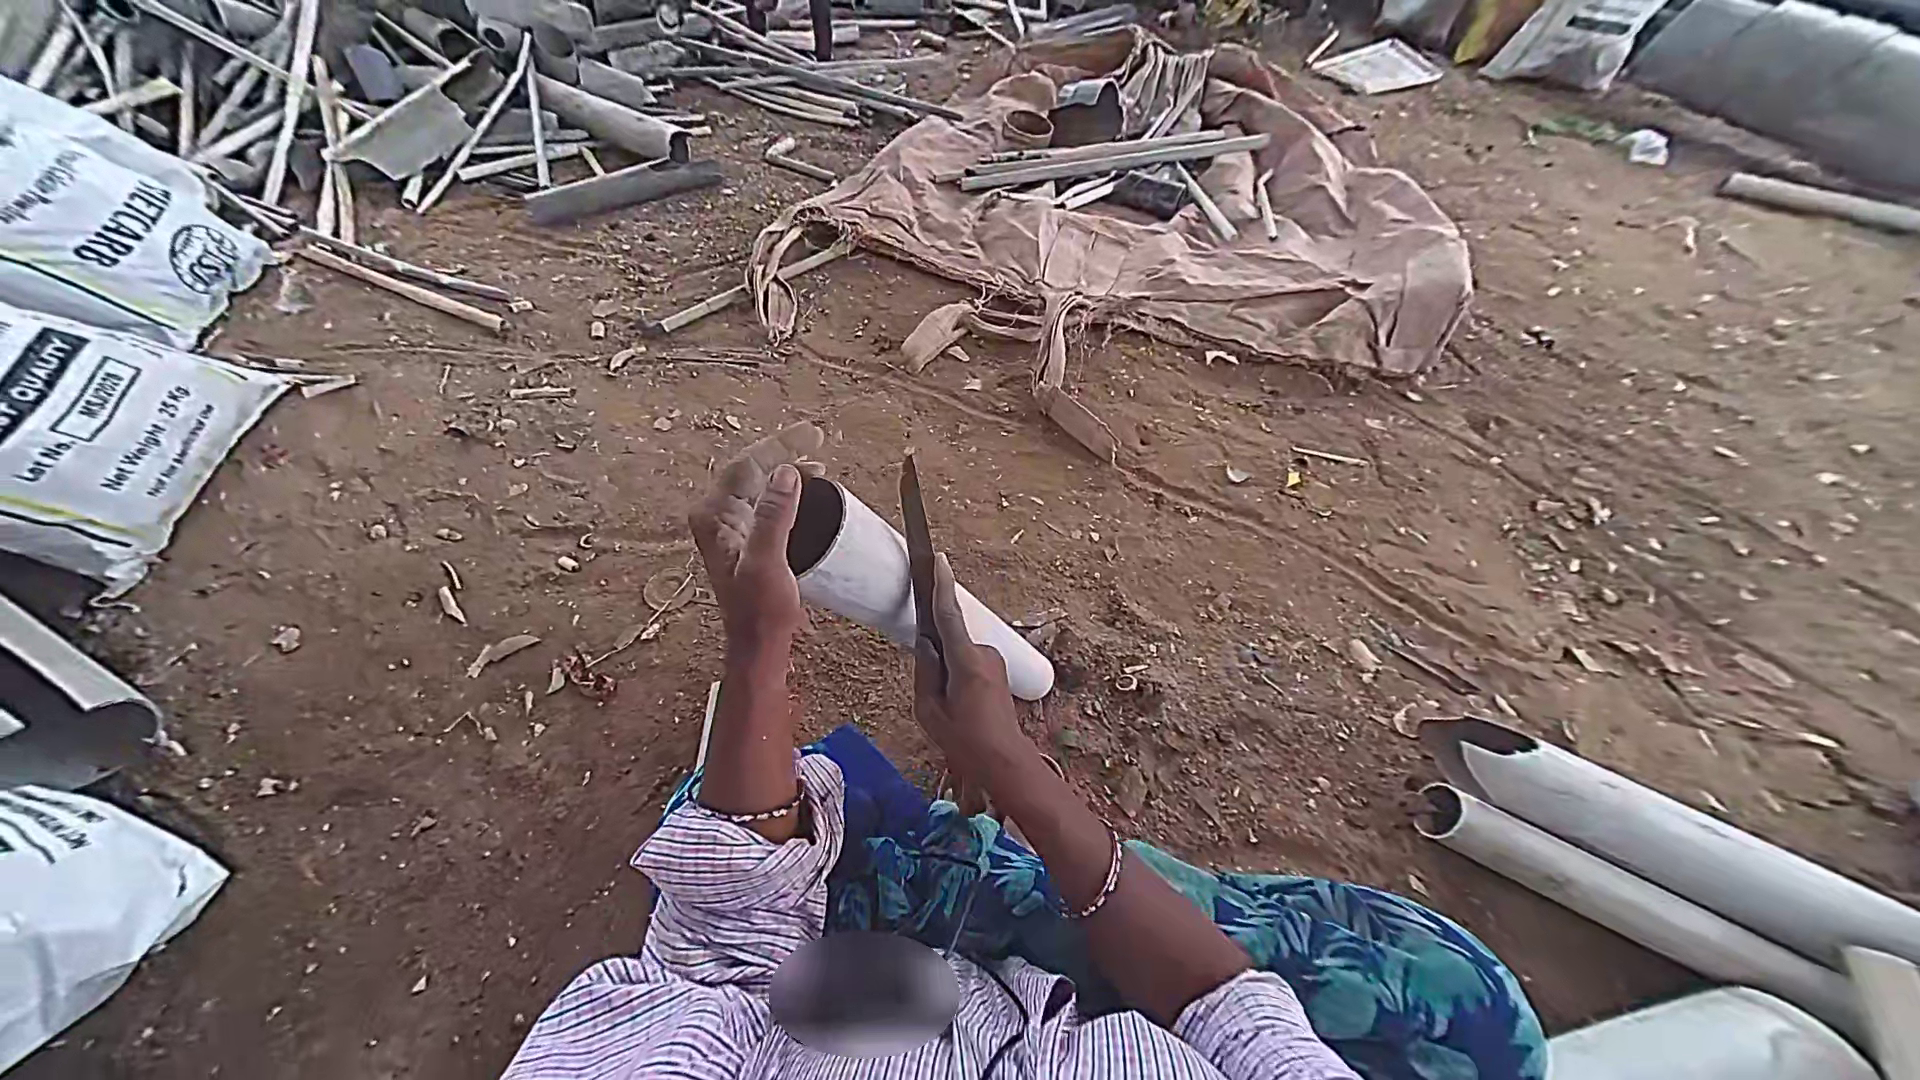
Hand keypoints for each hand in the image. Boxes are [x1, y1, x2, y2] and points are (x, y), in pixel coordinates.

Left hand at [689, 422, 824, 649]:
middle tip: (816, 440)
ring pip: (758, 483)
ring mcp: (730, 527)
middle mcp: (716, 518)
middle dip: (783, 452)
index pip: (746, 466)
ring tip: (816, 461)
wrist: (758, 643)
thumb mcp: (769, 562)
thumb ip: (775, 516)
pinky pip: (764, 500)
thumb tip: (786, 473)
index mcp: (714, 518)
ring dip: (786, 468)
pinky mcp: (746, 538)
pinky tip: (804, 486)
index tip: (811, 436)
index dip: (780, 447)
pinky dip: (786, 488)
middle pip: (750, 469)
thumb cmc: (761, 611)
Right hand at [913, 553, 1027, 790]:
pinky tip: (961, 704)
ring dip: (948, 669)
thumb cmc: (964, 740)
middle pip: (949, 639)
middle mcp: (985, 654)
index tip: (939, 560)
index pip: (950, 616)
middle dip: (936, 657)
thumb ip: (924, 671)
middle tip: (938, 696)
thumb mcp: (929, 710)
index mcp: (966, 662)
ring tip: (951, 707)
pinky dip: (958, 673)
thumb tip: (926, 644)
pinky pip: (968, 660)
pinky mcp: (998, 668)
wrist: (1004, 759)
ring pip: (959, 652)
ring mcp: (995, 661)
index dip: (942, 586)